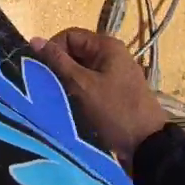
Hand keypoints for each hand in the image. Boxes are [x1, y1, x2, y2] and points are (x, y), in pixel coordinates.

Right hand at [32, 27, 168, 162]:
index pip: (69, 36)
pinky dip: (81, 93)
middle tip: (50, 88)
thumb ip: (58, 61)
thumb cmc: (115, 111)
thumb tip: (34, 39)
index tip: (44, 72)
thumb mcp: (82, 86)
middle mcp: (112, 55)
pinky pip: (92, 85)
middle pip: (76, 53)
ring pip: (82, 71)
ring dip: (70, 83)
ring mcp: (116, 74)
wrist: (149, 148)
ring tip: (60, 99)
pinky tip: (74, 108)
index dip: (53, 50)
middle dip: (61, 68)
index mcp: (106, 46)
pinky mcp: (117, 93)